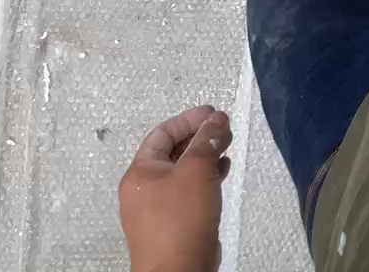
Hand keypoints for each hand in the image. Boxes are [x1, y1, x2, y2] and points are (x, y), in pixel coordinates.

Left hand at [119, 105, 232, 271]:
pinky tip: (223, 171)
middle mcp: (144, 188)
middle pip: (173, 150)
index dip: (188, 119)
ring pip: (183, 170)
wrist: (179, 271)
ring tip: (227, 147)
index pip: (163, 133)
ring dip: (206, 154)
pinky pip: (189, 188)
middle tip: (225, 127)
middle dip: (200, 136)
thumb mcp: (196, 169)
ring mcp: (158, 207)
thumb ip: (207, 139)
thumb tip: (216, 118)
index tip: (214, 113)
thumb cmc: (181, 215)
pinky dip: (206, 175)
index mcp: (141, 172)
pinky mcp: (173, 221)